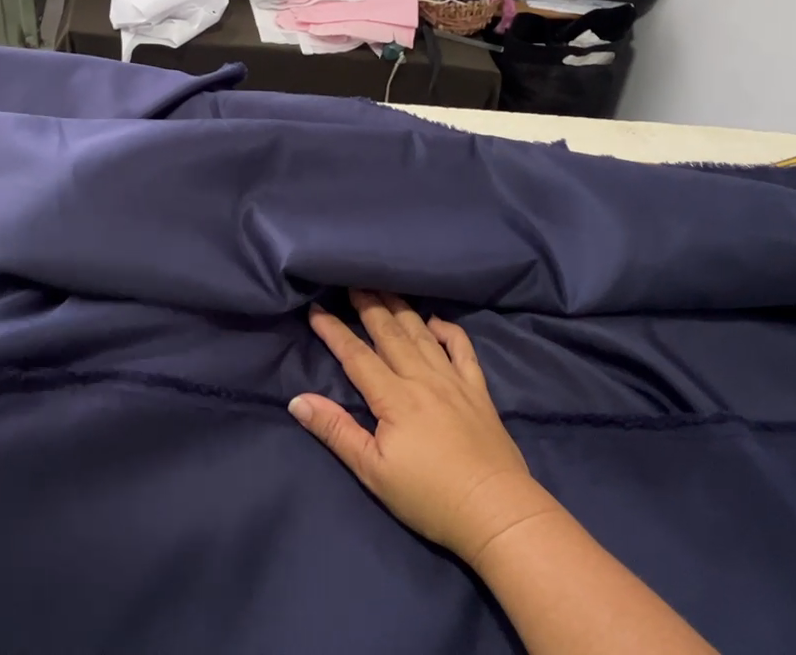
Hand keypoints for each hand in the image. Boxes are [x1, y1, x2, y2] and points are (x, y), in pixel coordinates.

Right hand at [290, 291, 559, 567]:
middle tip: (351, 282)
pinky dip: (449, 330)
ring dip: (400, 308)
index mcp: (394, 397)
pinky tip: (436, 321)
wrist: (497, 513)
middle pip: (390, 333)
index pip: (356, 355)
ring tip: (383, 288)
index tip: (315, 310)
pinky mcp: (479, 392)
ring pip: (422, 334)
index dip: (334, 331)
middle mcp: (423, 379)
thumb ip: (336, 431)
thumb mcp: (373, 471)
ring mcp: (454, 382)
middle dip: (368, 305)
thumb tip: (298, 399)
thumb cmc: (429, 497)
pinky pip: (463, 350)